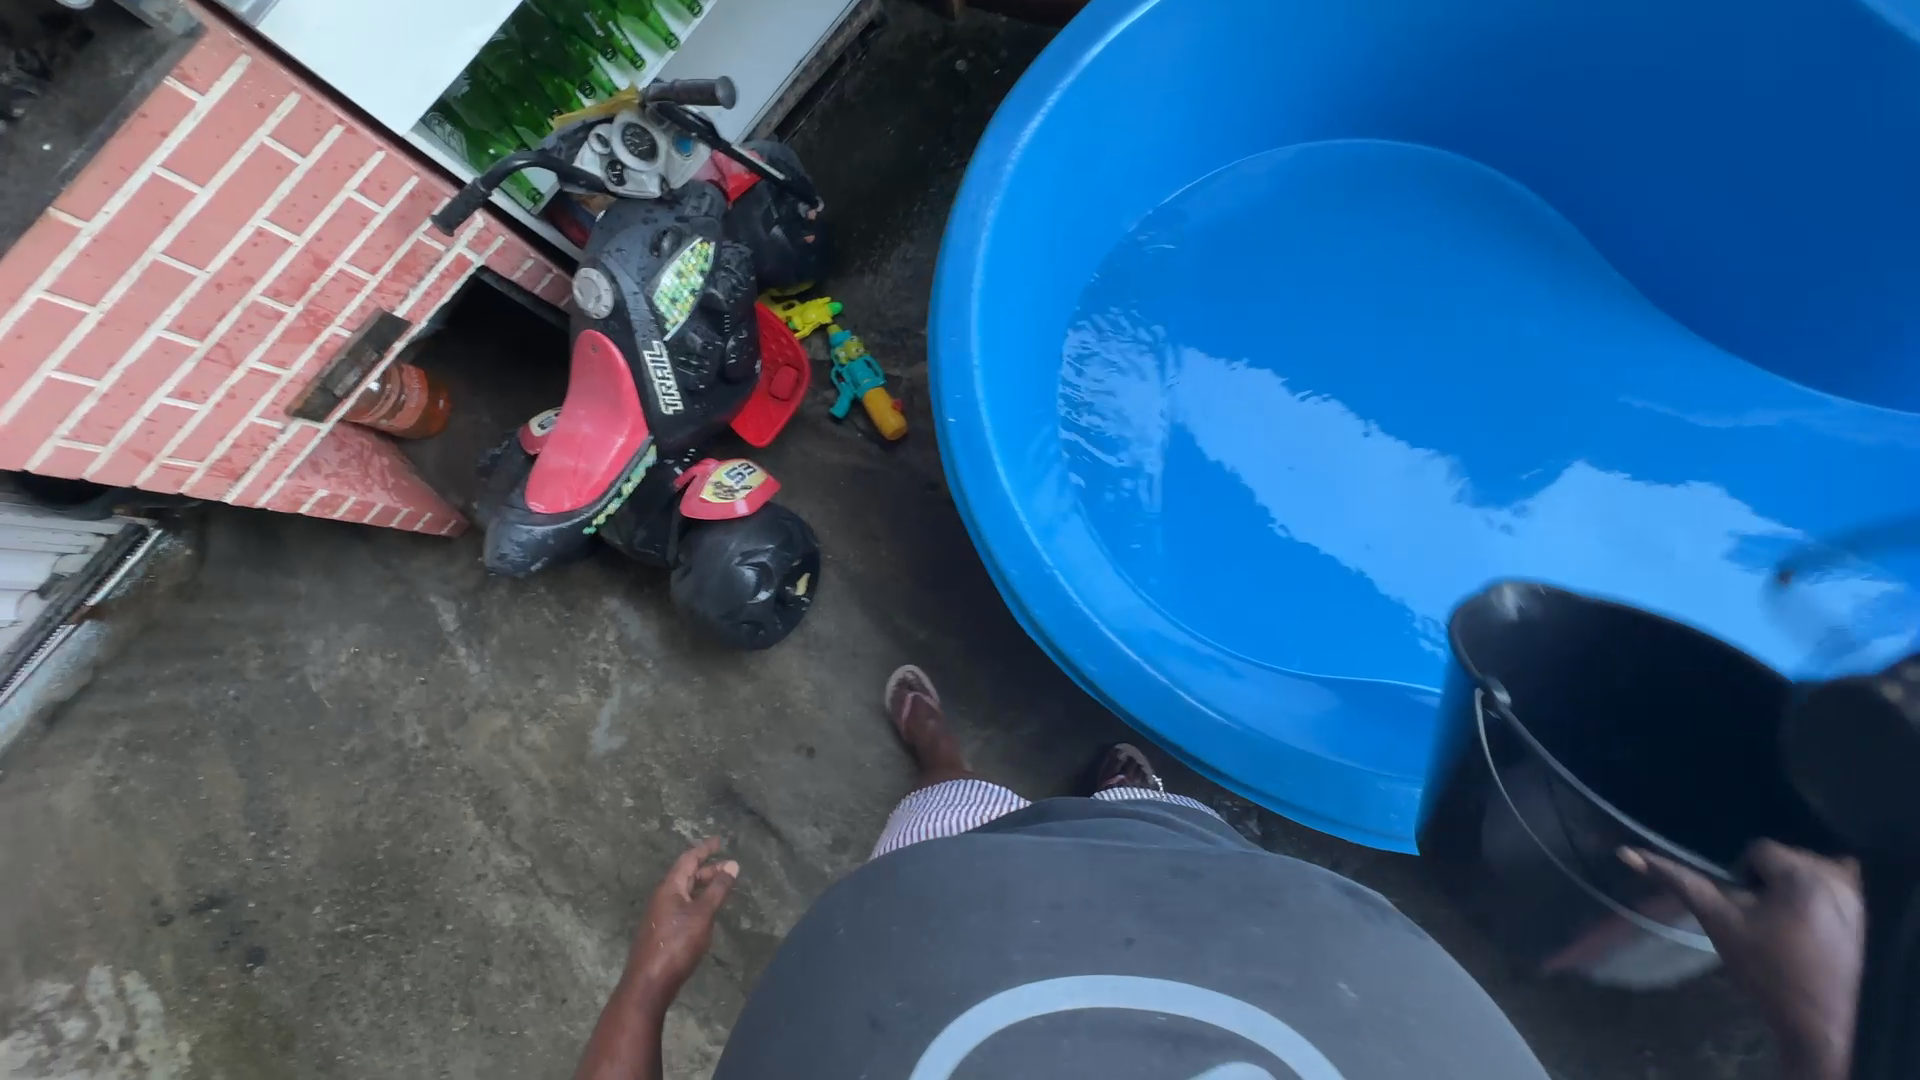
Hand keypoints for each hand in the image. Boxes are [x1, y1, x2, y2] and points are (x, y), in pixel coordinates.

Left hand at [627, 837, 738, 995]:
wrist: (648, 985)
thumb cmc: (677, 944)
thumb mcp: (703, 914)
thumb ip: (718, 889)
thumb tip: (732, 865)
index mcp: (669, 888)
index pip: (688, 860)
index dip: (704, 849)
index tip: (719, 841)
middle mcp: (662, 898)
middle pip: (686, 876)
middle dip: (707, 869)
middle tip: (728, 868)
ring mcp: (660, 917)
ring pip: (684, 893)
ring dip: (703, 887)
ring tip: (721, 888)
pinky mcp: (661, 934)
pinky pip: (682, 907)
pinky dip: (697, 902)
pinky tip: (706, 914)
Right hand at [1621, 841, 1863, 1079]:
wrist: (1833, 1030)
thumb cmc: (1771, 973)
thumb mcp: (1718, 921)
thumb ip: (1677, 880)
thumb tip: (1625, 852)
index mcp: (1803, 876)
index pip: (1761, 850)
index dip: (1746, 876)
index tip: (1750, 909)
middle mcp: (1845, 881)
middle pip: (1797, 859)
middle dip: (1779, 882)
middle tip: (1773, 919)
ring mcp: (1873, 904)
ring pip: (1828, 874)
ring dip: (1810, 891)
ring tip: (1801, 927)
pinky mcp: (1886, 923)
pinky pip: (1858, 893)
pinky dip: (1839, 904)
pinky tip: (1831, 935)